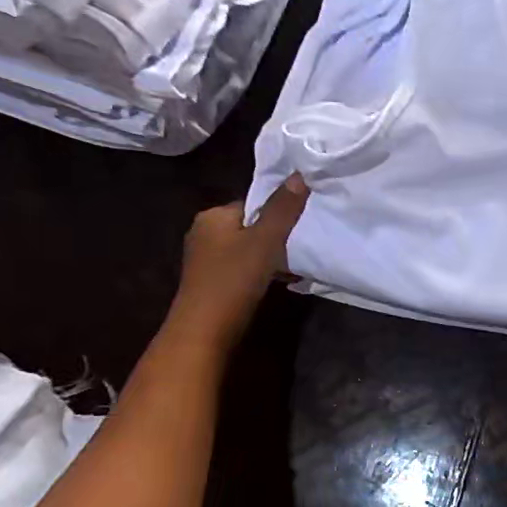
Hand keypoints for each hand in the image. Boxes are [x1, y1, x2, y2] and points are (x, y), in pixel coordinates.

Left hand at [162, 173, 309, 351]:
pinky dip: (260, 273)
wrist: (204, 332)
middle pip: (250, 226)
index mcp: (212, 216)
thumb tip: (300, 174)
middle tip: (303, 245)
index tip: (303, 223)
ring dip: (270, 257)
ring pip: (247, 249)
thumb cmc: (233, 281)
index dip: (279, 211)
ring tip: (296, 266)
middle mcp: (204, 233)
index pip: (252, 203)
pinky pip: (242, 268)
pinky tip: (279, 283)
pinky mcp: (211, 283)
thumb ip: (282, 209)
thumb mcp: (264, 241)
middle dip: (276, 235)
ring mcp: (205, 260)